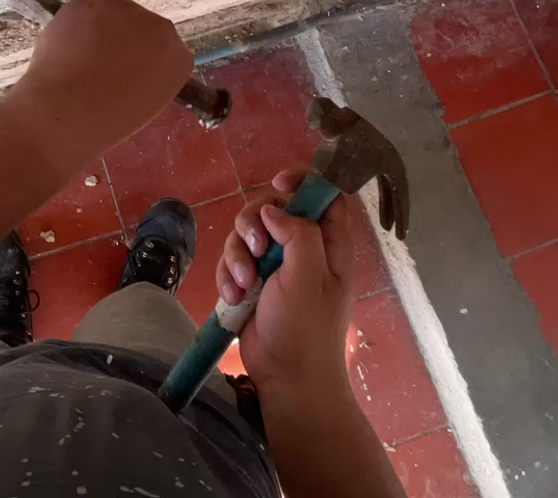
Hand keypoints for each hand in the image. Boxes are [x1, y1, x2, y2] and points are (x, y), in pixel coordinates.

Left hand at [5, 0, 191, 153]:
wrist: (70, 109)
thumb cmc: (104, 121)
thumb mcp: (143, 103)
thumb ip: (145, 76)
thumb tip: (125, 63)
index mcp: (179, 59)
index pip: (162, 47)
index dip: (137, 57)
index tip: (121, 71)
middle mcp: (162, 27)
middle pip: (139, 24)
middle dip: (119, 37)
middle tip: (96, 61)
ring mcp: (129, 9)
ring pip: (112, 9)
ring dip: (98, 24)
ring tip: (79, 53)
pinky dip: (77, 15)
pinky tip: (68, 38)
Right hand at [217, 168, 359, 388]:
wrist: (286, 378)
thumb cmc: (306, 328)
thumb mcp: (309, 276)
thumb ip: (297, 234)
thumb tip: (273, 210)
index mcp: (328, 244)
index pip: (324, 194)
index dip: (304, 180)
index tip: (279, 182)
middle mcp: (302, 247)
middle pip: (273, 205)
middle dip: (254, 222)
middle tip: (254, 247)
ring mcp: (275, 263)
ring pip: (246, 231)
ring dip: (237, 254)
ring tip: (242, 283)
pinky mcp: (251, 278)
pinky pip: (231, 257)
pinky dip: (228, 274)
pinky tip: (234, 296)